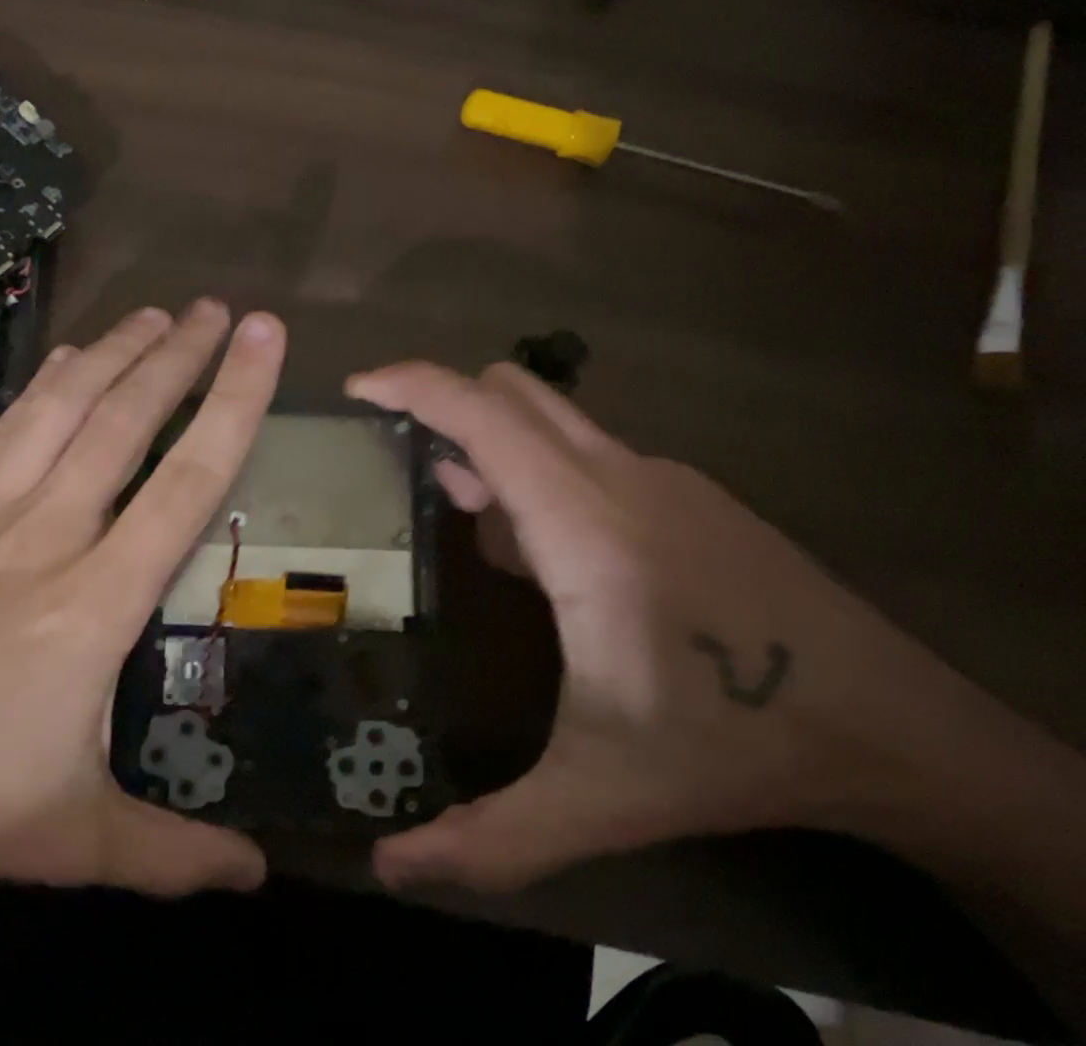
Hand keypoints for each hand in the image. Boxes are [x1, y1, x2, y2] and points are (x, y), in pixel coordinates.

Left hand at [0, 300, 281, 897]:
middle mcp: (43, 536)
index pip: (185, 482)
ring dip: (112, 356)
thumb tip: (256, 876)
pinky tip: (59, 368)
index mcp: (94, 604)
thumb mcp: (73, 837)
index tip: (264, 339)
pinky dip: (39, 389)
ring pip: (58, 410)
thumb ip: (171, 854)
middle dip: (180, 358)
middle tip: (221, 308)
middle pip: (123, 422)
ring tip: (155, 314)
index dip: (234, 404)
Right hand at [346, 361, 959, 891]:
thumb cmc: (736, 748)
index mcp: (587, 529)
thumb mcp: (599, 802)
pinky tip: (523, 552)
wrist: (902, 736)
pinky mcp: (692, 504)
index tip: (354, 387)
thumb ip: (490, 838)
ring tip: (439, 505)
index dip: (414, 386)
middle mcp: (626, 483)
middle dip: (441, 404)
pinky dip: (532, 475)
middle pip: (516, 394)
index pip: (487, 417)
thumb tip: (384, 872)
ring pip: (554, 424)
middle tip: (383, 455)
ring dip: (487, 445)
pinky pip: (587, 459)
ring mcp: (667, 487)